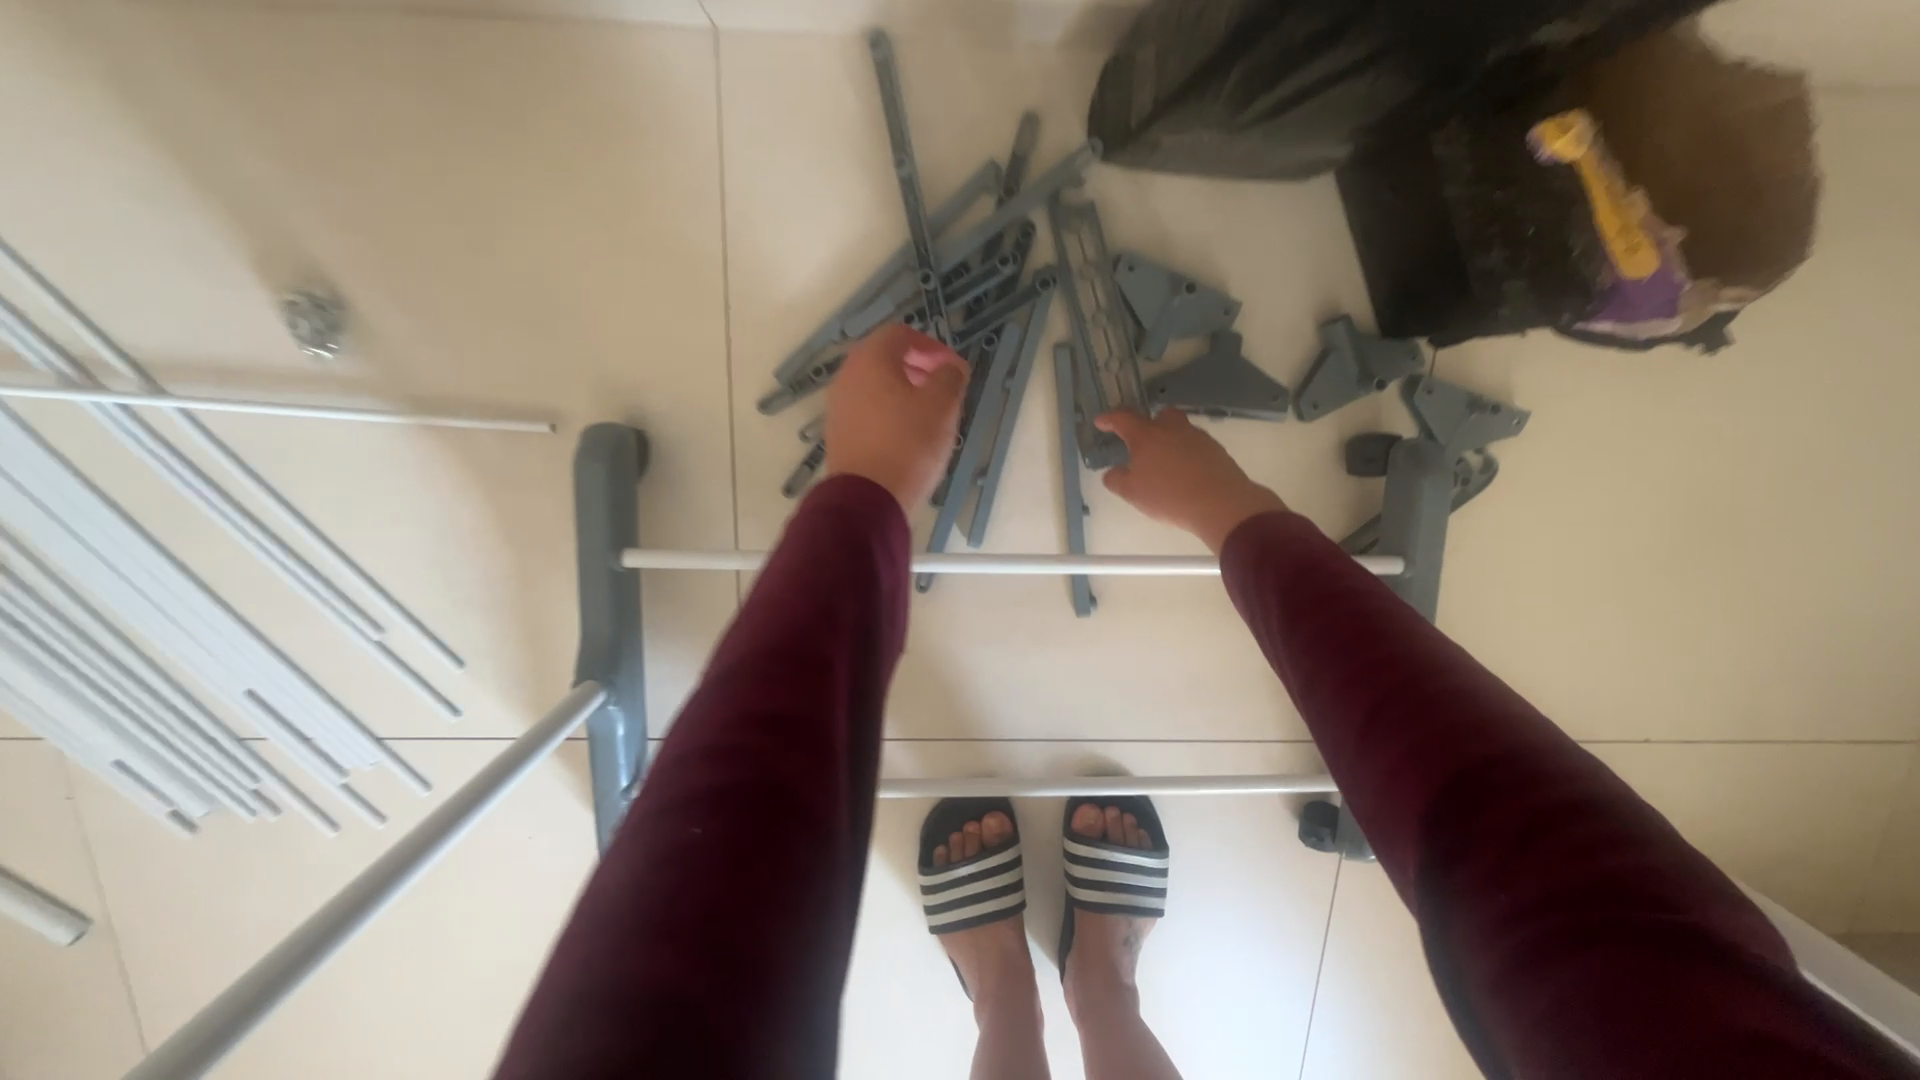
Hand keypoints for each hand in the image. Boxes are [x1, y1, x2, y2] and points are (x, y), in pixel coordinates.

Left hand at [825, 324, 967, 510]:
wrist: (868, 499)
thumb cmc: (908, 444)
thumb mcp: (942, 405)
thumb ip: (950, 377)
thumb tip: (950, 368)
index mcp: (870, 359)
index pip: (900, 334)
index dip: (932, 345)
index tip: (953, 367)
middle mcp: (847, 376)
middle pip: (884, 359)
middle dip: (917, 367)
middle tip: (943, 387)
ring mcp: (839, 407)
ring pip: (875, 386)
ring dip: (904, 392)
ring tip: (929, 414)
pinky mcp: (839, 435)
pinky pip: (868, 412)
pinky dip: (889, 413)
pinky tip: (908, 436)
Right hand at [1095, 409, 1287, 552]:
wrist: (1220, 503)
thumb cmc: (1169, 496)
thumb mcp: (1132, 493)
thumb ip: (1116, 480)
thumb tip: (1112, 472)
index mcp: (1146, 435)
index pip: (1123, 418)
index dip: (1109, 419)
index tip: (1101, 422)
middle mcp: (1172, 429)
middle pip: (1158, 415)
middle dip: (1148, 424)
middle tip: (1142, 441)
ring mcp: (1197, 437)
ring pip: (1179, 429)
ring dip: (1169, 439)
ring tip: (1164, 461)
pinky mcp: (1215, 449)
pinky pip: (1195, 444)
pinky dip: (1186, 452)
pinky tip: (1185, 471)